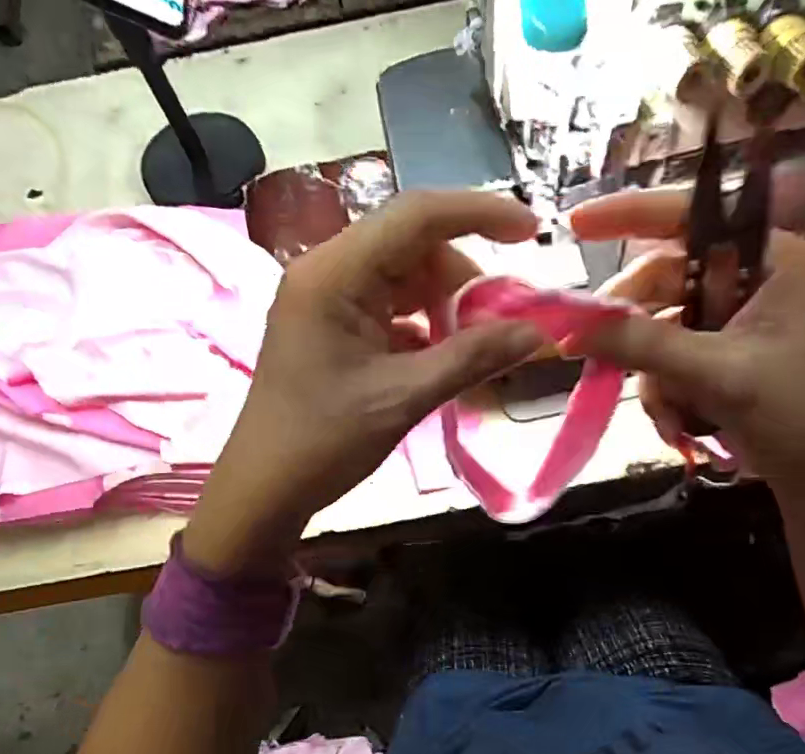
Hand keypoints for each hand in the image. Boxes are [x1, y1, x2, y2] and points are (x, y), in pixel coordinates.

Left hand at [185, 191, 546, 574]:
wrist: (265, 489)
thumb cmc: (324, 442)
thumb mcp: (404, 398)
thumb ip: (473, 358)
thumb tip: (539, 333)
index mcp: (334, 274)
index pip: (416, 215)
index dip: (480, 213)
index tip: (532, 229)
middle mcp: (328, 272)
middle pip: (413, 246)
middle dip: (464, 277)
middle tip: (505, 320)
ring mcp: (328, 300)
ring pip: (405, 279)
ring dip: (447, 305)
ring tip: (480, 345)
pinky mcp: (334, 328)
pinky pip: (391, 309)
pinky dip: (425, 327)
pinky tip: (447, 358)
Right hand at [568, 189, 804, 497]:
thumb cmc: (800, 410)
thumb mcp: (721, 373)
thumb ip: (647, 346)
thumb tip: (574, 329)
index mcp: (765, 258)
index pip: (688, 219)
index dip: (629, 216)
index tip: (575, 223)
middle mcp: (744, 281)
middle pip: (662, 284)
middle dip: (634, 331)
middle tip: (592, 355)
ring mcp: (729, 325)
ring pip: (657, 332)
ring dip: (653, 378)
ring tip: (669, 417)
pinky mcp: (718, 362)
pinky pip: (667, 364)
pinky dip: (664, 396)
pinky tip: (680, 427)